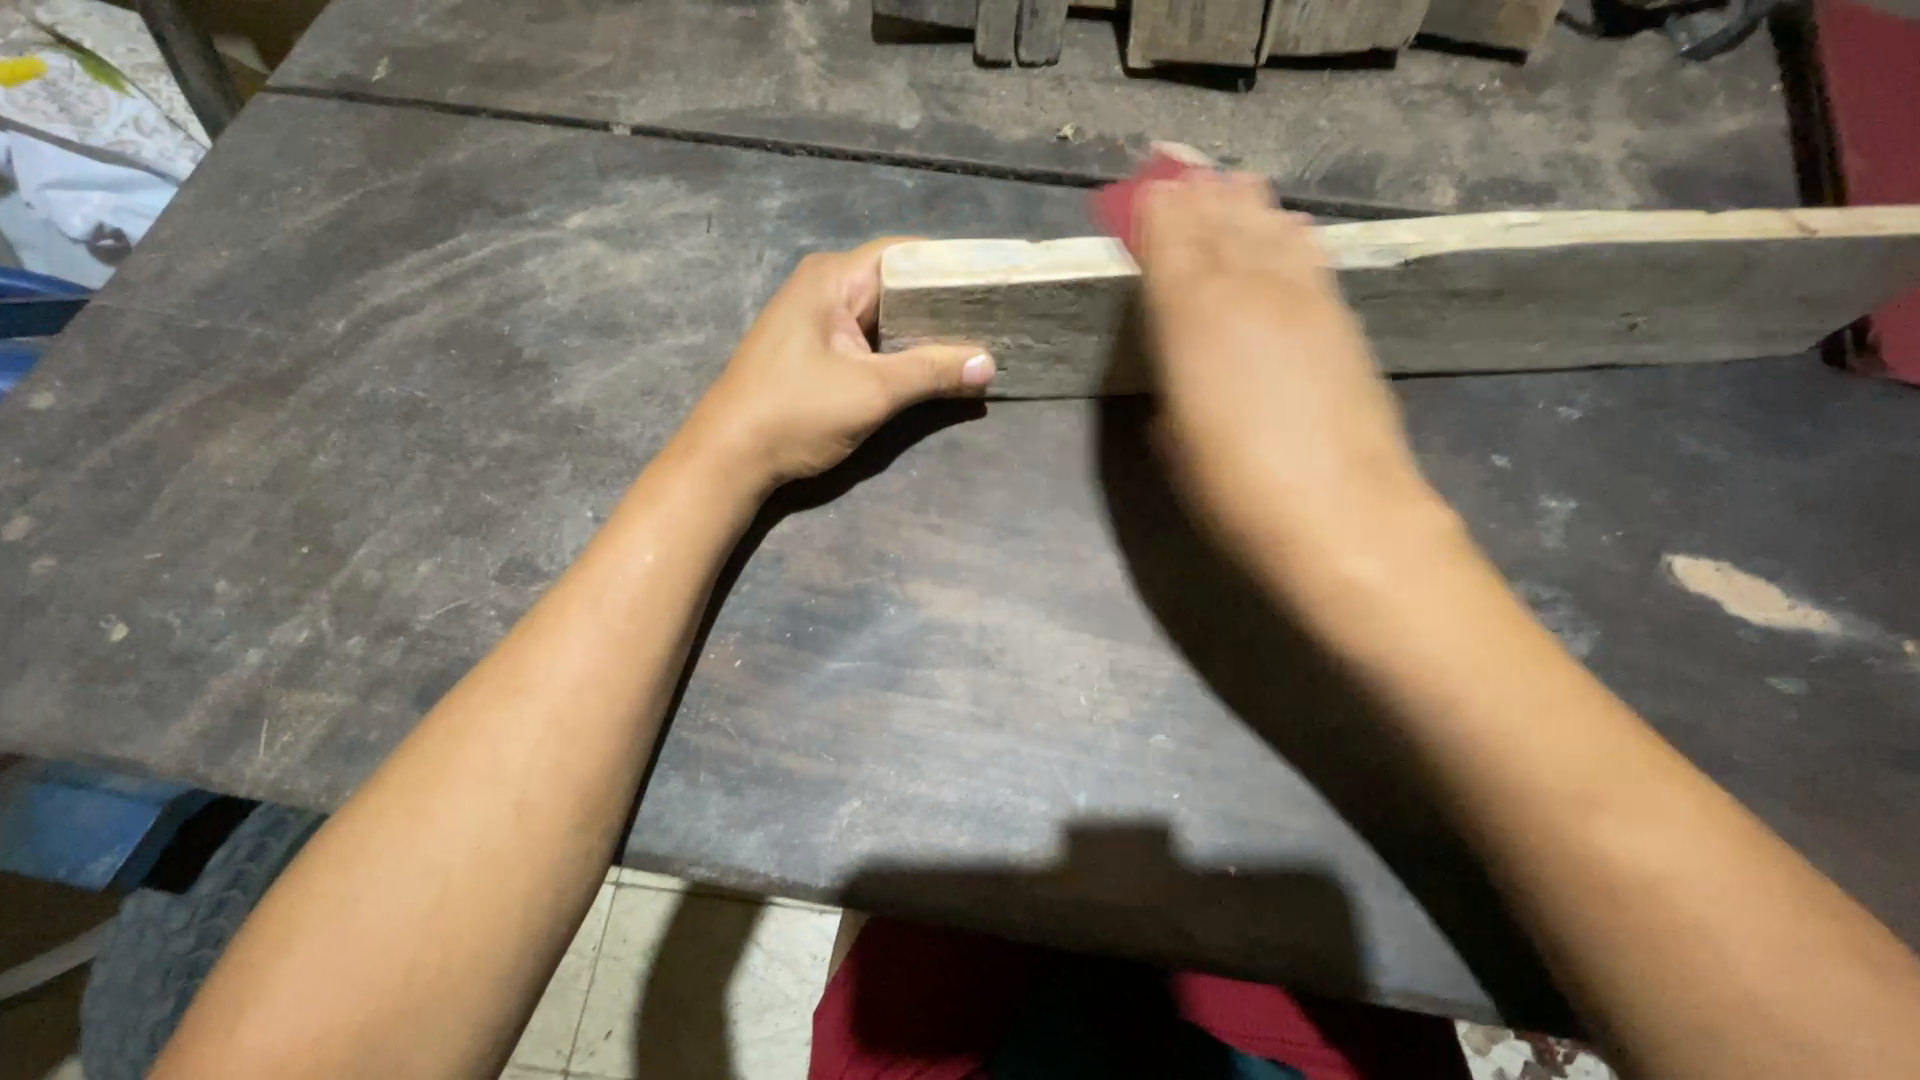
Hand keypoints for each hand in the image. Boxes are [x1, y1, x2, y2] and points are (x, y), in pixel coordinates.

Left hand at [682, 238, 994, 489]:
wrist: (728, 457)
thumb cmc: (795, 413)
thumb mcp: (872, 392)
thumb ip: (931, 373)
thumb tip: (988, 364)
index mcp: (832, 279)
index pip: (905, 254)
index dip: (950, 266)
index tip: (995, 283)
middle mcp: (824, 288)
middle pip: (896, 284)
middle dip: (943, 303)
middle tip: (995, 318)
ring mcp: (817, 321)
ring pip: (885, 316)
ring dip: (924, 333)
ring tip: (976, 343)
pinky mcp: (815, 351)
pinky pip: (869, 340)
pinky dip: (901, 352)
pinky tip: (932, 368)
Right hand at [1135, 173, 1449, 583]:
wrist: (1342, 515)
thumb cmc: (1234, 490)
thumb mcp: (1173, 441)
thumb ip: (1170, 387)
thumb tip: (1180, 370)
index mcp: (1190, 316)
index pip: (1168, 237)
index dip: (1152, 208)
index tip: (1140, 186)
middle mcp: (1246, 288)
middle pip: (1216, 220)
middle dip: (1192, 190)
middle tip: (1175, 161)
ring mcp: (1302, 297)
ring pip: (1267, 227)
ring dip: (1242, 201)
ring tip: (1228, 180)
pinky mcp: (1342, 318)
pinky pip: (1309, 256)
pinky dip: (1289, 233)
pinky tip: (1287, 223)